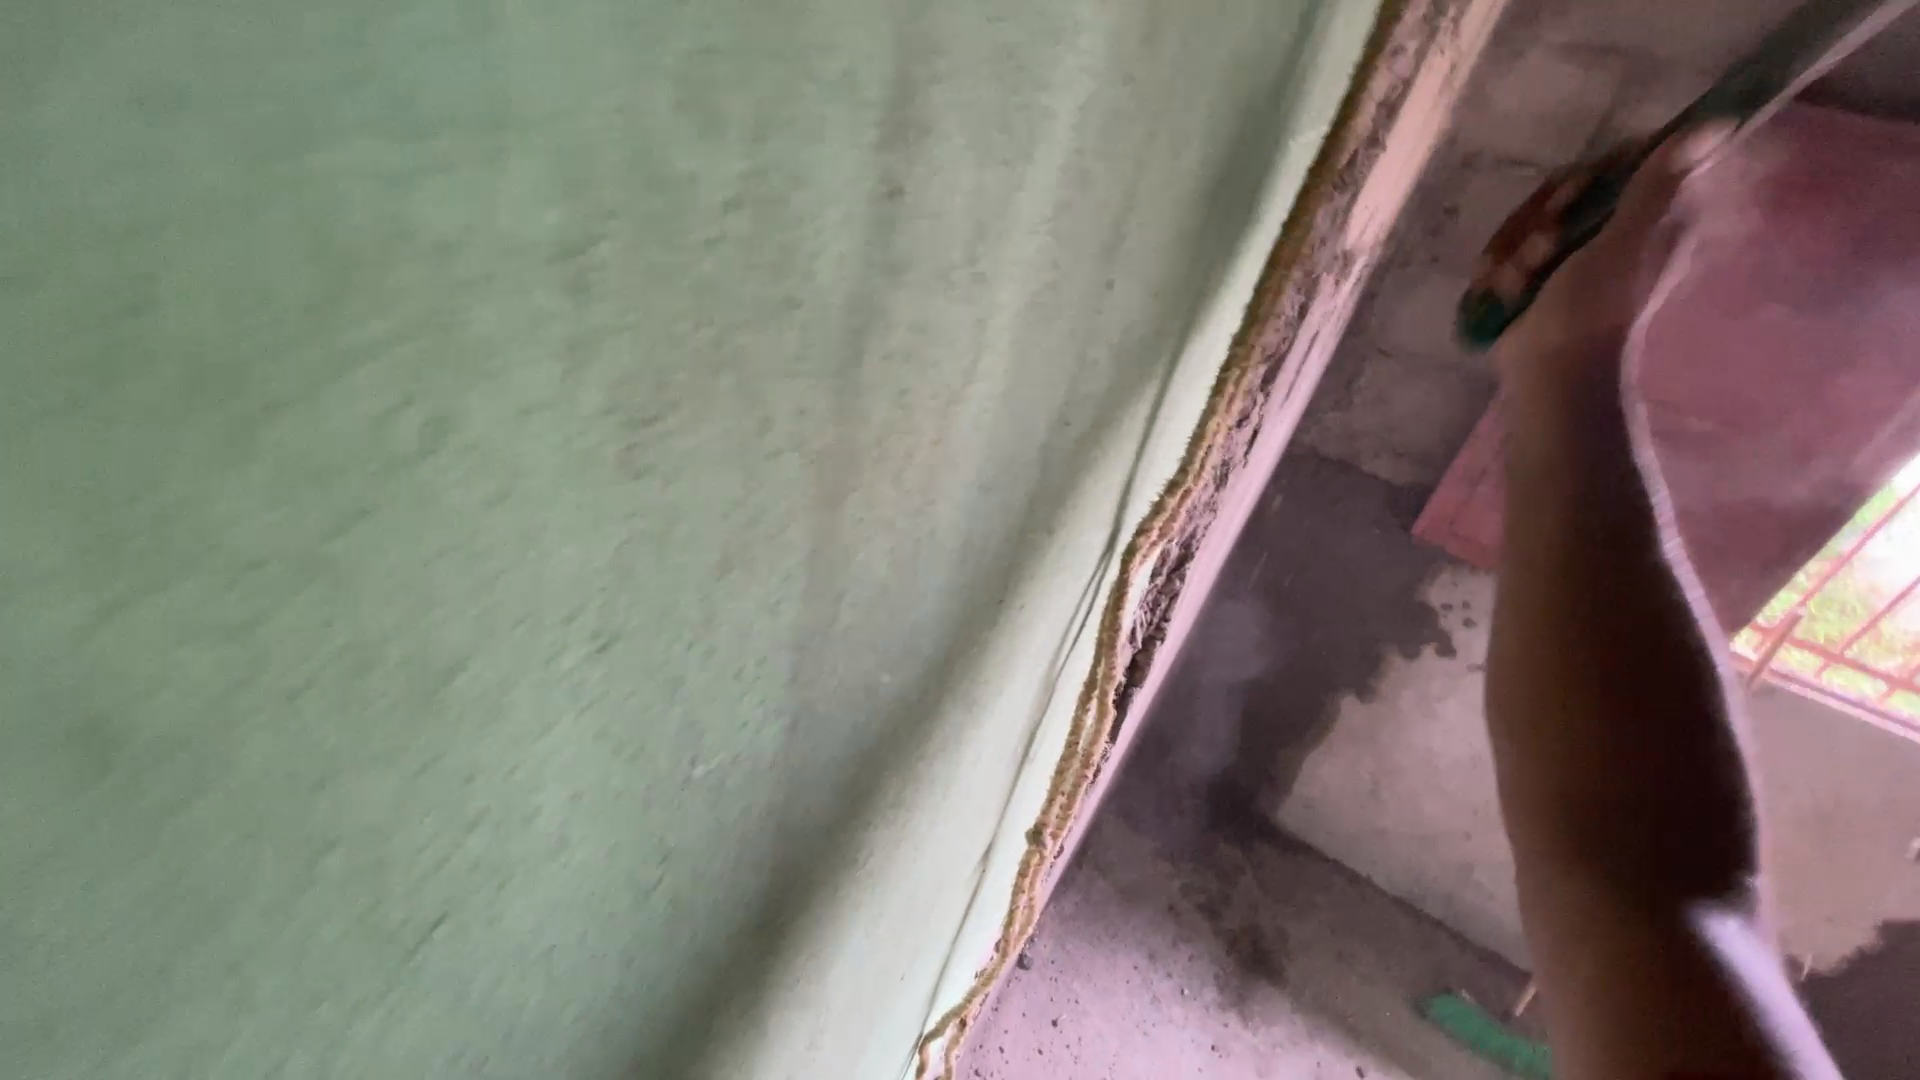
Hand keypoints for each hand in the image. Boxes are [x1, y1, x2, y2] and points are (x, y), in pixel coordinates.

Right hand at [1483, 124, 1733, 393]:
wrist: (1549, 371)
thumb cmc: (1591, 310)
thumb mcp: (1624, 242)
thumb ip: (1655, 186)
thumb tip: (1717, 123)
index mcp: (1644, 216)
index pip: (1613, 165)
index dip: (1583, 176)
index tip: (1571, 195)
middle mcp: (1607, 230)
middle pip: (1559, 192)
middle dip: (1537, 222)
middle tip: (1540, 251)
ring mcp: (1563, 255)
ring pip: (1523, 225)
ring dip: (1511, 254)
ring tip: (1518, 285)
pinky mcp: (1527, 278)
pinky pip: (1501, 254)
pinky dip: (1495, 274)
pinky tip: (1499, 293)